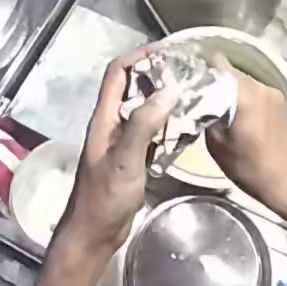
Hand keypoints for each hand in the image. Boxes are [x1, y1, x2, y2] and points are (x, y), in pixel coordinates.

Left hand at [51, 50, 176, 266]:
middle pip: (133, 87)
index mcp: (104, 118)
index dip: (139, 56)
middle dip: (157, 75)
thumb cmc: (105, 197)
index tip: (168, 52)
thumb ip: (143, 124)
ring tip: (192, 94)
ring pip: (144, 108)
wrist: (94, 232)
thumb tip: (168, 90)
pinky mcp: (133, 156)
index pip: (117, 73)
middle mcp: (112, 123)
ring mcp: (122, 140)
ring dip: (164, 99)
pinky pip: (151, 131)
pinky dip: (167, 124)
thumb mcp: (125, 159)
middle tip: (187, 73)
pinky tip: (186, 126)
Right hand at [205, 60, 286, 216]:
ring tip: (216, 106)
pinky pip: (254, 92)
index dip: (201, 68)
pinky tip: (235, 113)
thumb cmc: (246, 164)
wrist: (281, 180)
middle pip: (231, 73)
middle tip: (198, 96)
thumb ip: (205, 113)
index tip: (188, 78)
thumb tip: (197, 99)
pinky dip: (243, 98)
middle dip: (215, 81)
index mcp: (244, 92)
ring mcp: (273, 92)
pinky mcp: (280, 102)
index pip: (219, 63)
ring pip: (243, 82)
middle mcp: (260, 86)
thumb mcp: (215, 141)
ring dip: (229, 90)